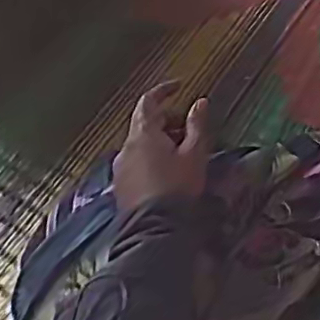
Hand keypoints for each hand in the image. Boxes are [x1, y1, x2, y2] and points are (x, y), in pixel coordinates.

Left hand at [114, 82, 210, 212]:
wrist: (155, 232)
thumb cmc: (178, 185)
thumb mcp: (195, 151)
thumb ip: (197, 123)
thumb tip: (199, 102)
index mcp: (143, 136)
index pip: (148, 102)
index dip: (164, 90)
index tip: (180, 86)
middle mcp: (125, 149)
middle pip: (146, 123)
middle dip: (168, 120)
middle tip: (190, 127)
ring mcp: (120, 169)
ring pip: (141, 143)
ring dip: (161, 139)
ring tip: (183, 150)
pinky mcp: (120, 187)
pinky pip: (137, 160)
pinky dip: (152, 155)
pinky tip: (169, 169)